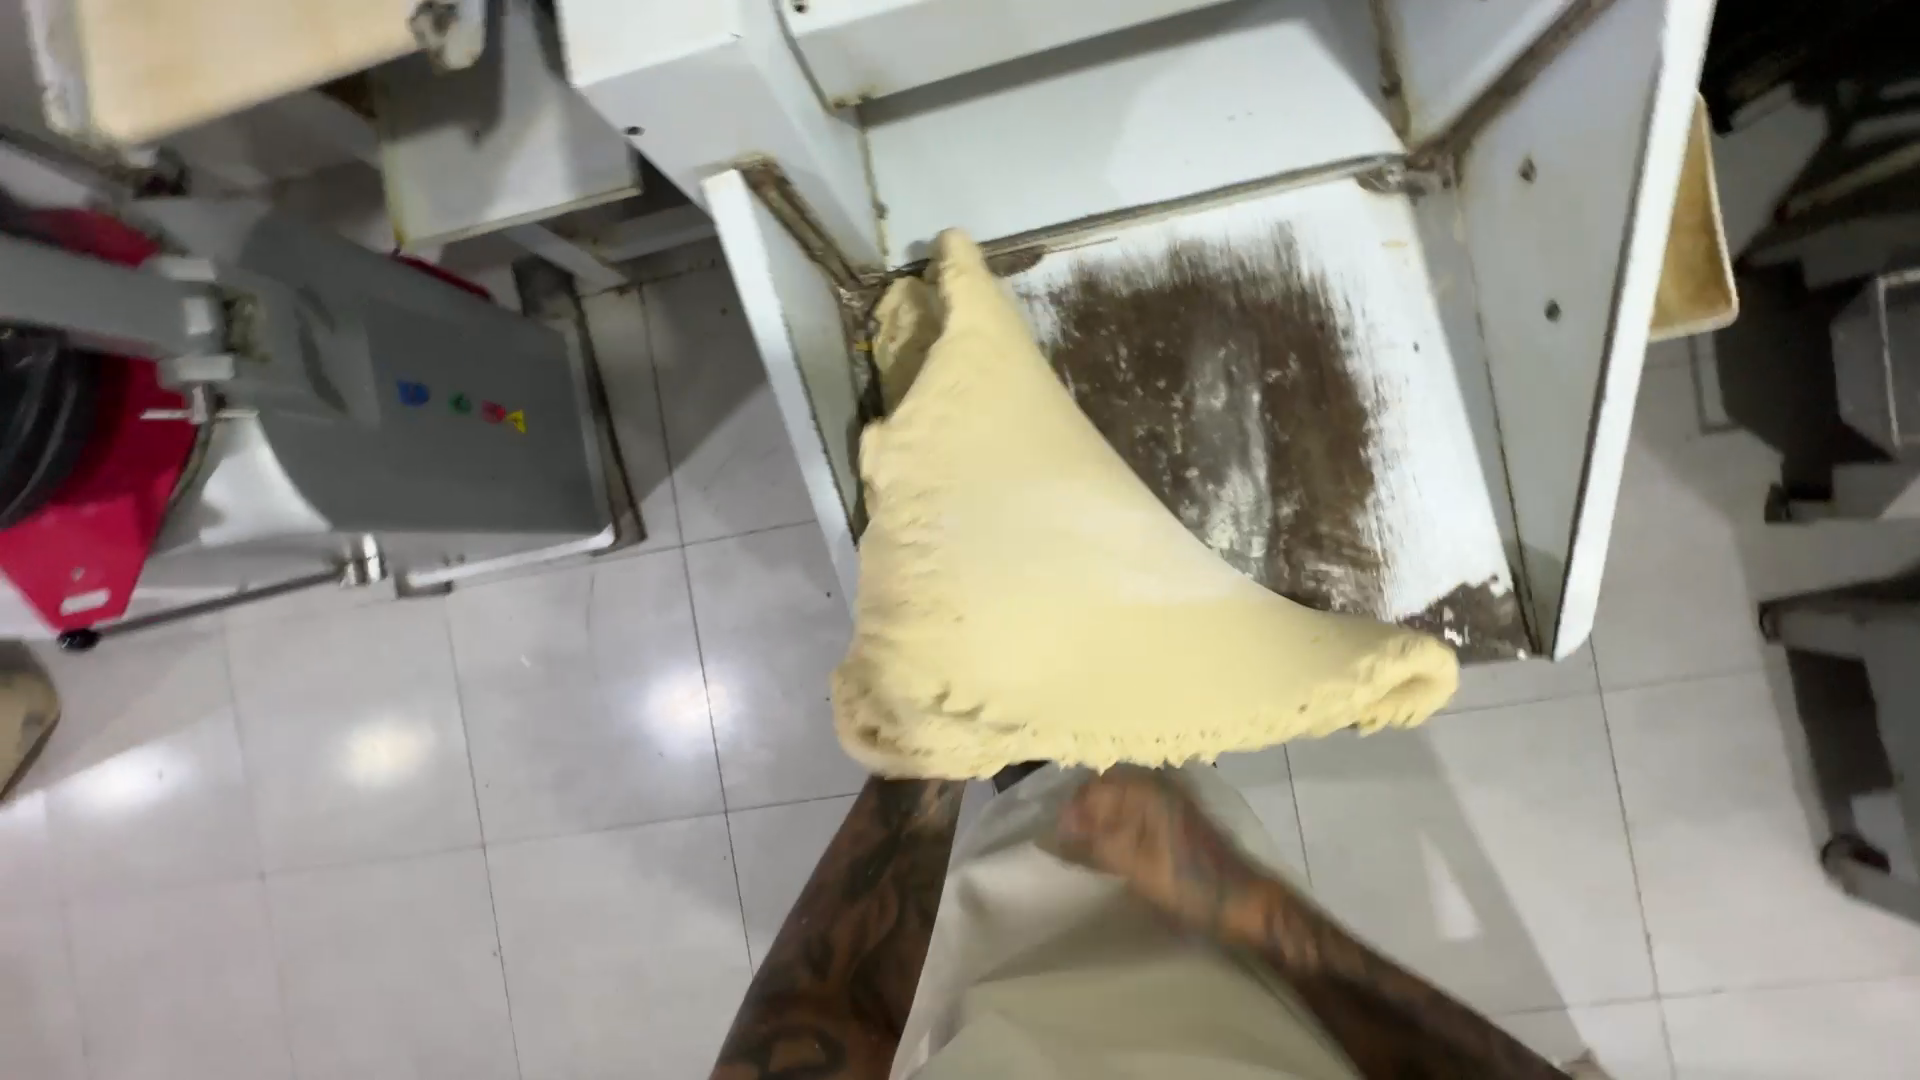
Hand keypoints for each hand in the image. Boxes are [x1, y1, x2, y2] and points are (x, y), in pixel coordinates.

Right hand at [1052, 766, 1265, 934]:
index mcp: (1146, 787)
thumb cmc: (1189, 883)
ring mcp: (1168, 798)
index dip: (1070, 810)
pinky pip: (1132, 809)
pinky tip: (1109, 847)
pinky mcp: (1174, 816)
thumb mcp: (1134, 866)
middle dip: (1081, 811)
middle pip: (1104, 787)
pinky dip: (1115, 824)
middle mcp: (1157, 783)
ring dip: (1098, 818)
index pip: (1092, 785)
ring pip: (1118, 798)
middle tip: (1065, 842)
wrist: (1243, 903)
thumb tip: (1050, 832)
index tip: (1055, 838)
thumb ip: (1091, 844)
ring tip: (1082, 847)